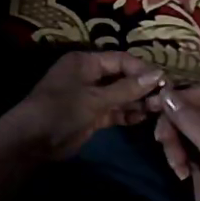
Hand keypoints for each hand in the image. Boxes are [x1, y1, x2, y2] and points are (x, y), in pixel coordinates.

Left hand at [2, 51, 163, 159]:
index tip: (165, 81)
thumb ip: (127, 88)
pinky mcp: (91, 115)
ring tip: (160, 109)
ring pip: (120, 95)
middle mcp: (88, 75)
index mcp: (84, 62)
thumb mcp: (95, 98)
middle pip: (122, 77)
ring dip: (138, 101)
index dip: (143, 69)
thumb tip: (158, 74)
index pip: (120, 59)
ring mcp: (89, 96)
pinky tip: (144, 118)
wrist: (33, 140)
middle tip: (166, 97)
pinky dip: (127, 114)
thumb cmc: (62, 110)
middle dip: (142, 86)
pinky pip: (114, 110)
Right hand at [150, 85, 199, 200]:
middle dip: (175, 127)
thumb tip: (166, 93)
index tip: (157, 105)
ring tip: (176, 164)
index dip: (183, 98)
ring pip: (182, 128)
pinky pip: (181, 145)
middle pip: (191, 111)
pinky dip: (175, 156)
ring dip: (173, 144)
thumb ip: (192, 122)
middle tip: (162, 141)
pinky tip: (180, 172)